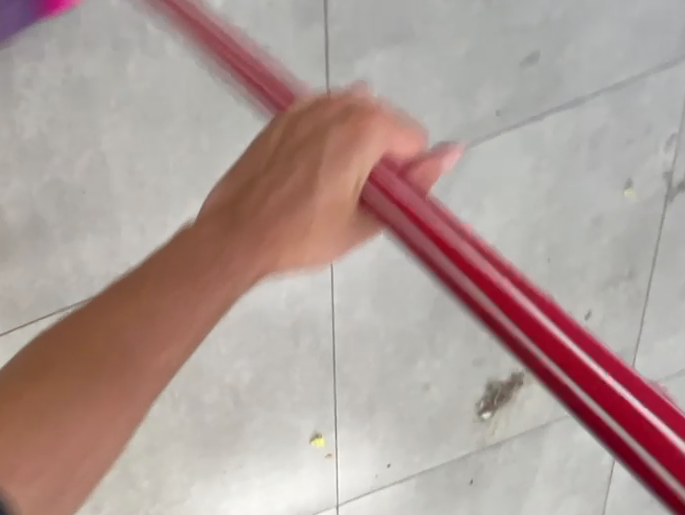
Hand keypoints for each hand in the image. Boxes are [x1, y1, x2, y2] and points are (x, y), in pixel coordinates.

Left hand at [197, 86, 459, 277]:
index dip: (399, 177)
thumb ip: (415, 186)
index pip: (412, 143)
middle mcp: (340, 106)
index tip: (369, 203)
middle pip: (382, 126)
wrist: (232, 239)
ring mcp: (305, 109)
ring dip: (346, 147)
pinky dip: (318, 140)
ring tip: (319, 188)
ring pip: (349, 120)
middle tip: (341, 200)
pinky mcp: (277, 121)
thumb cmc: (297, 238)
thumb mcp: (364, 224)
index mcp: (368, 127)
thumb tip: (452, 152)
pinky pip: (317, 121)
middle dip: (373, 158)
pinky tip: (302, 173)